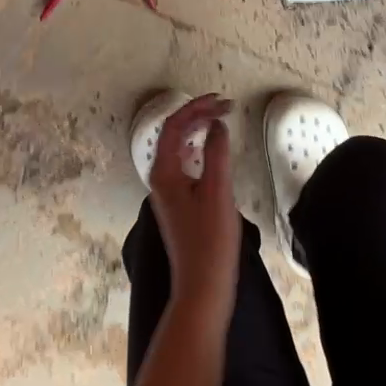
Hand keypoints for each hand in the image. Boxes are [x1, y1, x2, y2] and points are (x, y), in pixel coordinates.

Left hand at [147, 95, 239, 317]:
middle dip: (197, 116)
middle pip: (172, 135)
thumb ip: (217, 154)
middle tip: (226, 106)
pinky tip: (209, 149)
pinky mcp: (178, 204)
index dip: (195, 108)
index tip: (222, 100)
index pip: (173, 127)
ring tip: (221, 119)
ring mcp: (167, 192)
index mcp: (163, 173)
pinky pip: (183, 165)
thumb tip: (217, 125)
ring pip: (177, 149)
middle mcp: (159, 179)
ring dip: (197, 131)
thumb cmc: (211, 241)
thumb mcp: (218, 193)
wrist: (203, 285)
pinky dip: (197, 149)